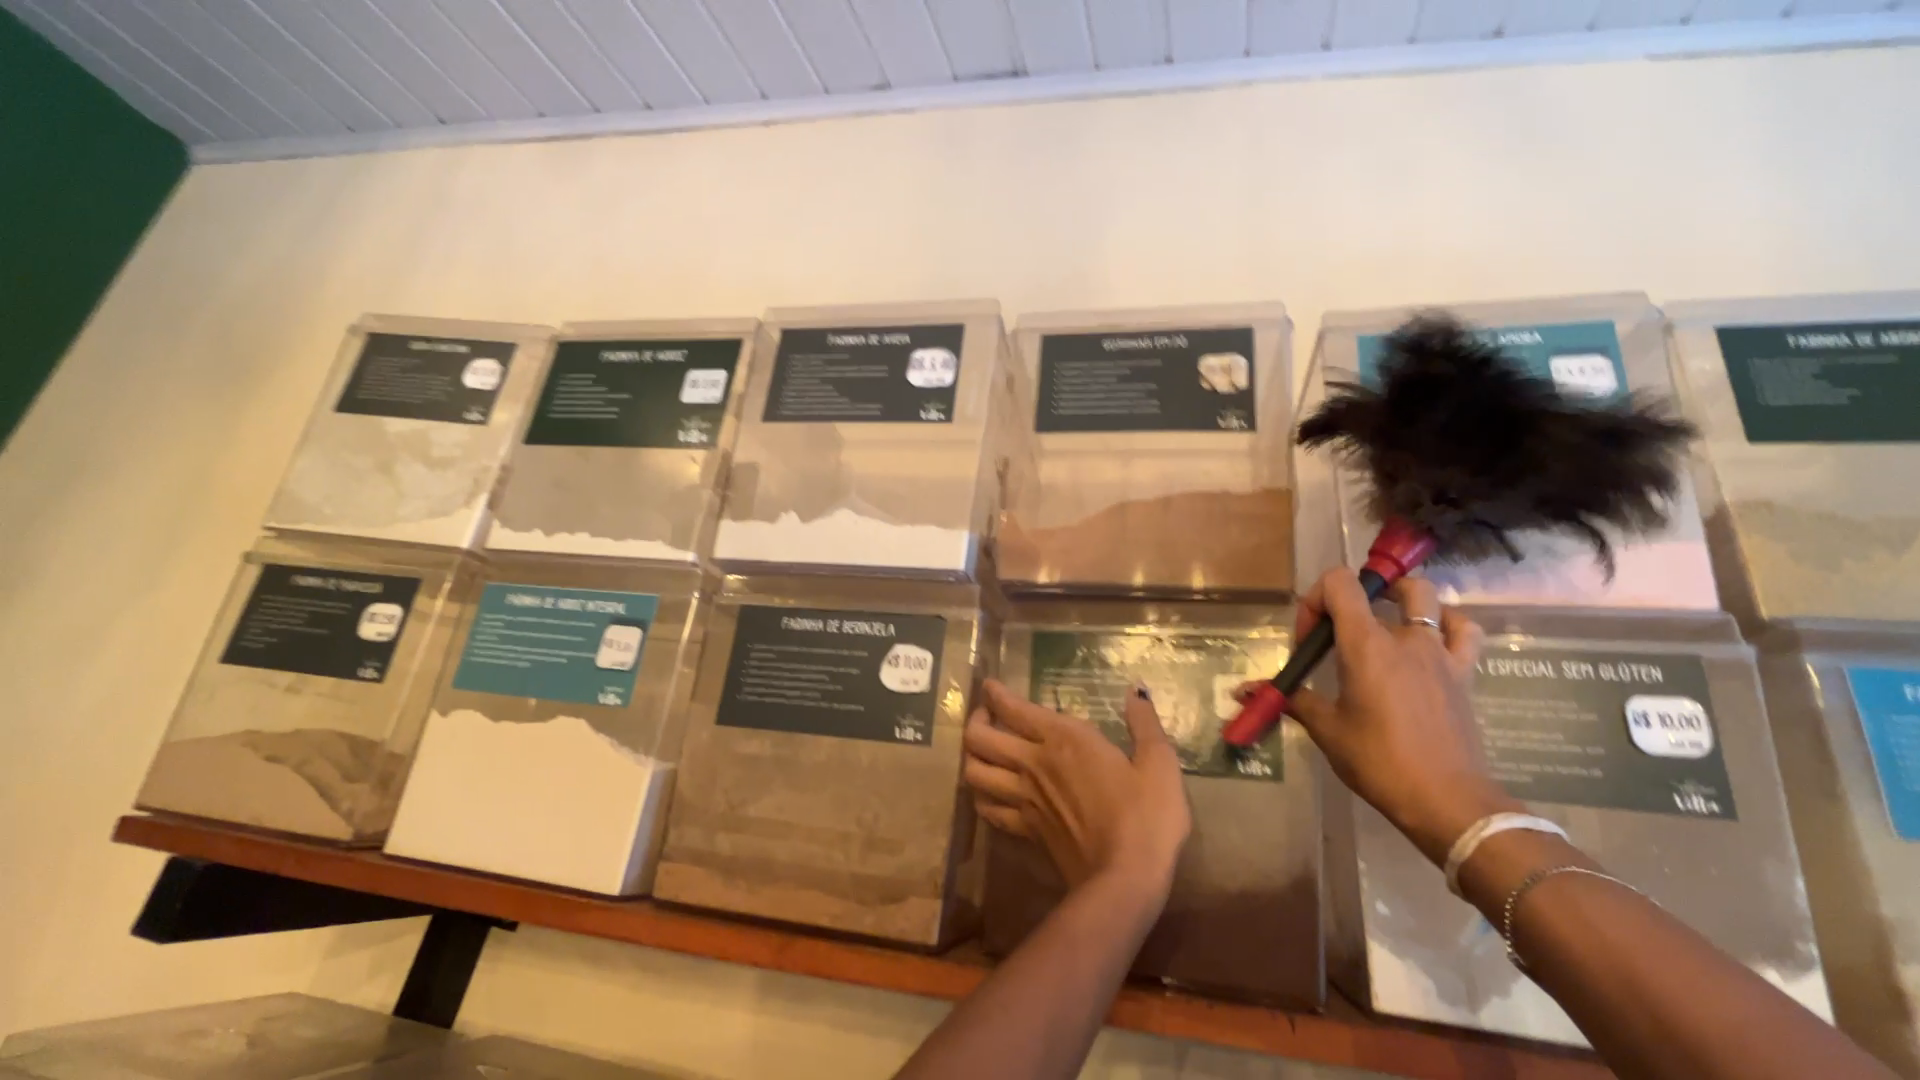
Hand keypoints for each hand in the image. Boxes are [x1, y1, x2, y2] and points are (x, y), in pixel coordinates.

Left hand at [962, 679, 1190, 895]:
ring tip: (982, 751)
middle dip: (975, 721)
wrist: (1125, 879)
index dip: (995, 694)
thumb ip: (1145, 724)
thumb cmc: (1146, 817)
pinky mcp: (1025, 830)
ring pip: (975, 772)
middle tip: (986, 716)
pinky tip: (990, 792)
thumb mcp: (1159, 763)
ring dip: (971, 757)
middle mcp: (1033, 764)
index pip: (1014, 709)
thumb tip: (1135, 690)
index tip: (989, 685)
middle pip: (979, 738)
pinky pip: (987, 808)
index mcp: (1064, 739)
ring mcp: (1024, 799)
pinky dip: (980, 796)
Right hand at [1263, 567, 1518, 865]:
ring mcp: (1439, 652)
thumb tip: (1244, 690)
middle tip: (1340, 634)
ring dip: (1401, 598)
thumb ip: (1292, 699)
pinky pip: (1462, 631)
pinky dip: (1447, 622)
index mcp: (1366, 645)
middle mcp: (1405, 637)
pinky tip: (1431, 637)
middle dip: (1351, 602)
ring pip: (1426, 598)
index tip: (1310, 641)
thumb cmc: (1379, 762)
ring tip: (1385, 618)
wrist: (1446, 799)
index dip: (1316, 601)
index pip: (1339, 585)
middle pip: (1378, 589)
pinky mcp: (1463, 673)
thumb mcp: (1327, 730)